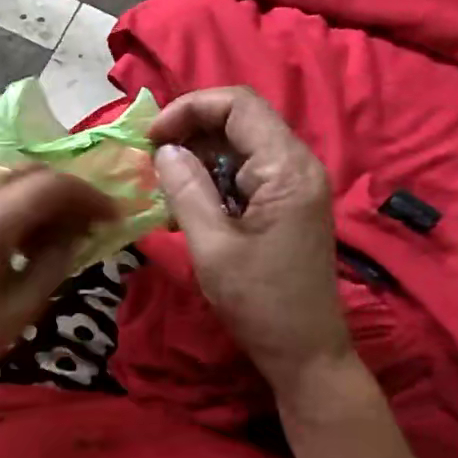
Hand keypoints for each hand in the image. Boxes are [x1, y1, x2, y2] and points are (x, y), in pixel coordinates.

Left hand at [0, 162, 118, 408]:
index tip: (112, 215)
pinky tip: (21, 232)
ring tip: (58, 228)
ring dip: (35, 193)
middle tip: (89, 220)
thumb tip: (79, 229)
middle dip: (63, 190)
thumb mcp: (23, 305)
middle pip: (25, 172)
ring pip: (1, 176)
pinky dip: (8, 200)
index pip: (48, 186)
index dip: (87, 195)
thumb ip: (56, 257)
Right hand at [150, 87, 353, 384]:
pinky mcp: (288, 204)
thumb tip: (164, 150)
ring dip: (199, 156)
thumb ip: (186, 191)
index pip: (238, 104)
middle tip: (152, 161)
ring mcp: (296, 184)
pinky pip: (246, 172)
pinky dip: (213, 178)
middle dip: (190, 131)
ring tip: (164, 185)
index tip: (152, 139)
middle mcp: (298, 165)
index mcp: (287, 169)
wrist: (305, 352)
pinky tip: (187, 203)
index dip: (189, 109)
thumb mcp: (212, 247)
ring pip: (240, 145)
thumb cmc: (260, 303)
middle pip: (240, 119)